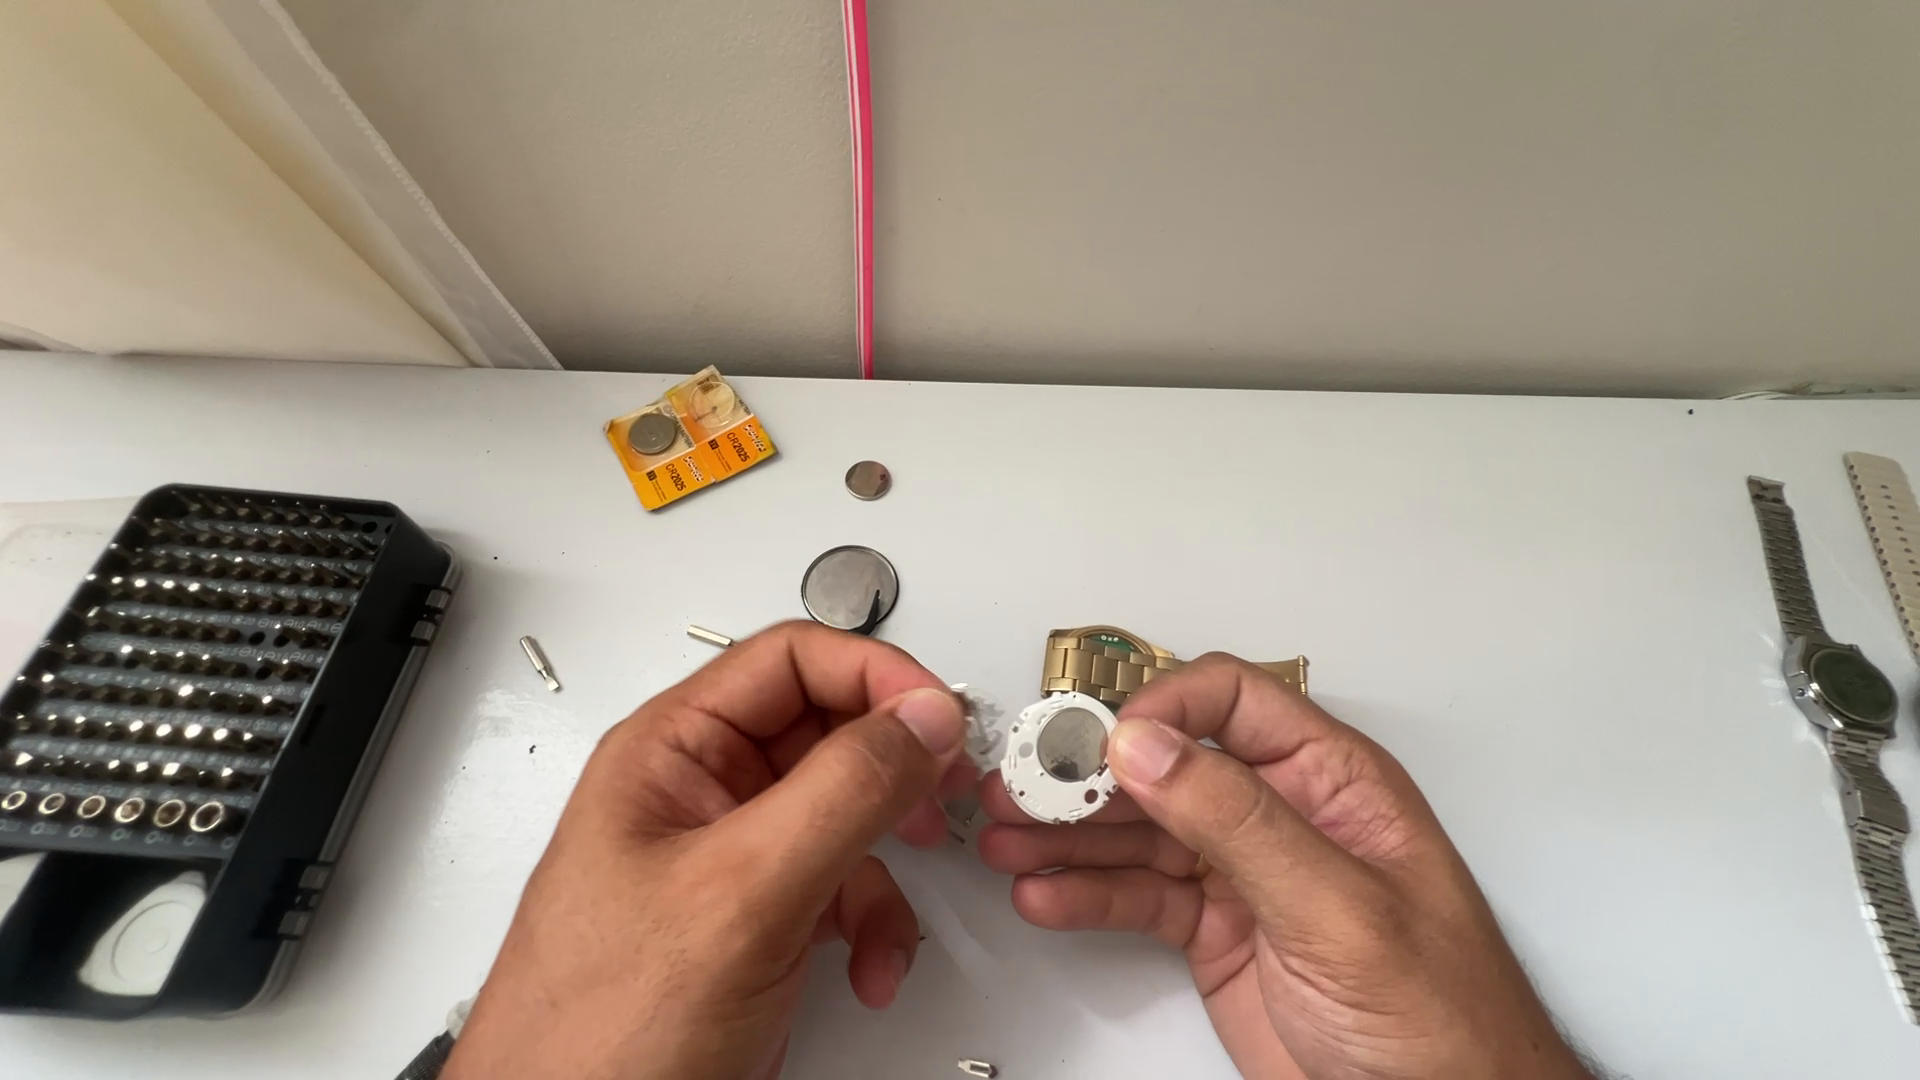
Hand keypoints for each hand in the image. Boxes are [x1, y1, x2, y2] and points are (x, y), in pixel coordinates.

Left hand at [444, 622, 972, 1079]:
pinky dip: (874, 915)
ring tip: (909, 879)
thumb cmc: (601, 1038)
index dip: (872, 673)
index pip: (792, 660)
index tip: (936, 714)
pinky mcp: (763, 907)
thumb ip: (844, 790)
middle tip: (944, 784)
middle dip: (893, 762)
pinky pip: (843, 875)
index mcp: (677, 748)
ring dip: (890, 847)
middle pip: (828, 727)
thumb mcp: (744, 892)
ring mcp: (737, 849)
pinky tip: (871, 962)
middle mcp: (708, 786)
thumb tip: (925, 715)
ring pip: (847, 804)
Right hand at [976, 655, 1592, 1079]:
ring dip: (1067, 833)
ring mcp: (1235, 868)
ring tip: (1012, 838)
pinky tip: (1046, 894)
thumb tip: (1149, 745)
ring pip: (1135, 827)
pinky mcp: (1207, 923)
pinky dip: (1084, 893)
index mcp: (1324, 778)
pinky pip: (1133, 893)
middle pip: (1163, 762)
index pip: (1227, 699)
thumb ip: (1238, 820)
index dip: (1160, 708)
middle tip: (1025, 786)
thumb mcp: (1338, 911)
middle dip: (1087, 774)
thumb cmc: (1444, 1026)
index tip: (1104, 740)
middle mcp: (1272, 809)